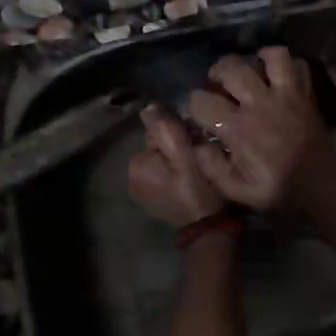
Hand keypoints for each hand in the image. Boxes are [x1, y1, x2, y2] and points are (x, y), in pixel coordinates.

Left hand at [127, 104, 225, 226]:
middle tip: (198, 161)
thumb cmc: (199, 191)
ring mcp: (138, 190)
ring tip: (195, 174)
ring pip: (160, 163)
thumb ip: (167, 132)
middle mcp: (131, 175)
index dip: (180, 137)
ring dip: (176, 164)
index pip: (157, 134)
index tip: (197, 147)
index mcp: (137, 162)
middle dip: (176, 150)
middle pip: (158, 149)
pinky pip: (161, 178)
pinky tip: (187, 185)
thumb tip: (148, 108)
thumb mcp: (187, 158)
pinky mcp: (149, 200)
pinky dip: (173, 178)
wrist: (204, 227)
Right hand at [187, 47, 335, 211]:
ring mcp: (287, 96)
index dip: (194, 104)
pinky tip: (277, 74)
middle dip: (217, 72)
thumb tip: (197, 144)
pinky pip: (299, 66)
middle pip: (232, 68)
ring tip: (250, 71)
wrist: (321, 186)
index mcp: (238, 128)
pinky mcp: (306, 95)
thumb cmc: (277, 190)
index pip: (202, 100)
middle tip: (218, 85)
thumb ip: (212, 166)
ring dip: (256, 58)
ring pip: (271, 57)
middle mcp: (261, 104)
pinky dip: (288, 64)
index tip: (199, 113)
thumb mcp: (237, 190)